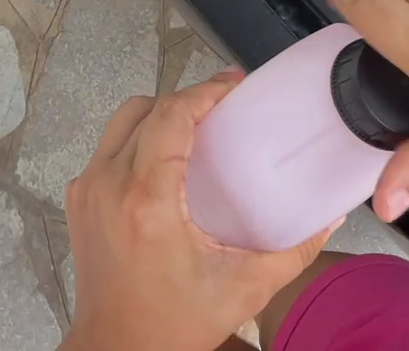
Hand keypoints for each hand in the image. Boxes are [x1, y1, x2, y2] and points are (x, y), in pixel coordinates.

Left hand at [60, 71, 341, 350]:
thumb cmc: (175, 324)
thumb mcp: (242, 290)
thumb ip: (292, 251)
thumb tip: (330, 215)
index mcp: (148, 199)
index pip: (172, 116)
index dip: (204, 92)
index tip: (233, 84)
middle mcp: (110, 182)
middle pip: (146, 108)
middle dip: (186, 99)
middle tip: (222, 105)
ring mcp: (88, 187)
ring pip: (122, 120)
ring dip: (159, 114)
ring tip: (195, 126)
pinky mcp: (79, 196)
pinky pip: (108, 146)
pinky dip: (137, 138)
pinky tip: (164, 157)